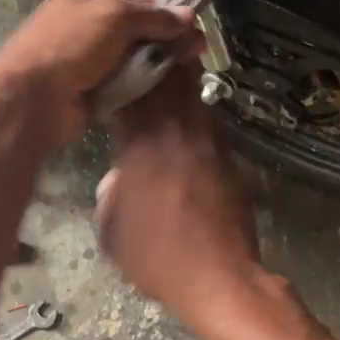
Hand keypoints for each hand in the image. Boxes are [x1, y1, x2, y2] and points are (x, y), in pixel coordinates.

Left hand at [0, 0, 201, 148]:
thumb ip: (153, 16)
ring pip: (136, 55)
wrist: (33, 98)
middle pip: (137, 25)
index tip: (190, 17)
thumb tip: (189, 15)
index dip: (162, 2)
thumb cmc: (70, 45)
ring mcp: (91, 59)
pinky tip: (168, 86)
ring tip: (189, 66)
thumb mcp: (114, 18)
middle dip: (167, 34)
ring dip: (160, 60)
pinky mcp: (96, 89)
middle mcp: (89, 25)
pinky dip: (146, 82)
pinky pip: (128, 81)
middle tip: (198, 47)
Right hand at [95, 63, 265, 327]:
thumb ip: (109, 190)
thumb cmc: (157, 257)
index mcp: (143, 143)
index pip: (130, 89)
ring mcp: (210, 143)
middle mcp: (179, 132)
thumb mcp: (111, 227)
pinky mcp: (229, 160)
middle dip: (155, 65)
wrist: (220, 278)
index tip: (111, 72)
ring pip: (193, 97)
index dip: (120, 75)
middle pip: (169, 79)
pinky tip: (182, 131)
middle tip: (141, 60)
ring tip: (161, 86)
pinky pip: (208, 125)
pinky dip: (194, 118)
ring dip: (178, 86)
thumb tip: (118, 174)